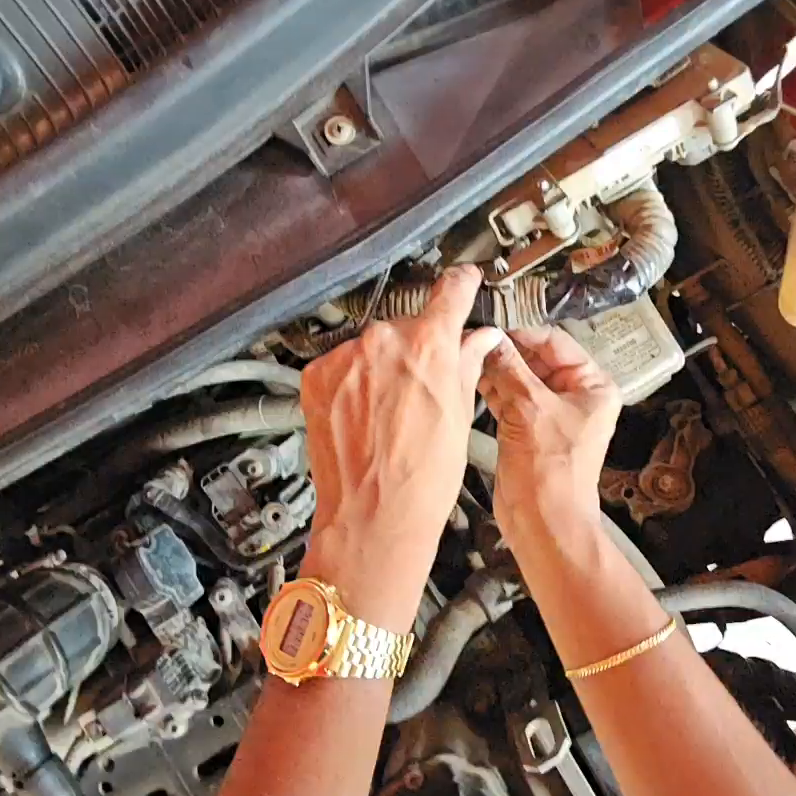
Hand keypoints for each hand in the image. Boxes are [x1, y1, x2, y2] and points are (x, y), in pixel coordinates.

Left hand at [299, 266, 502, 630]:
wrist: (373, 517)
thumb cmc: (423, 478)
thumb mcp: (460, 416)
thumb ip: (465, 364)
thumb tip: (478, 340)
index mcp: (430, 345)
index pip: (451, 292)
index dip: (462, 283)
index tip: (464, 278)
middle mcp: (384, 341)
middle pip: (407, 326)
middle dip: (417, 349)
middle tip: (422, 389)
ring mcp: (346, 358)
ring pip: (372, 346)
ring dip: (381, 366)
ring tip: (389, 412)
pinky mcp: (317, 376)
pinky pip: (342, 364)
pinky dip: (353, 381)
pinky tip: (364, 415)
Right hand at [477, 327, 621, 534]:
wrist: (544, 522)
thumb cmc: (550, 470)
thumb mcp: (529, 408)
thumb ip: (509, 368)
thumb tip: (492, 338)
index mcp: (593, 386)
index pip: (556, 343)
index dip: (523, 335)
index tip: (493, 333)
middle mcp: (576, 397)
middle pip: (537, 360)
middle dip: (506, 354)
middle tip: (473, 343)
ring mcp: (551, 415)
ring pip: (521, 380)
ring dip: (496, 371)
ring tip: (467, 359)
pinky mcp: (529, 430)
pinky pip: (511, 400)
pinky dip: (493, 391)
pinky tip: (471, 380)